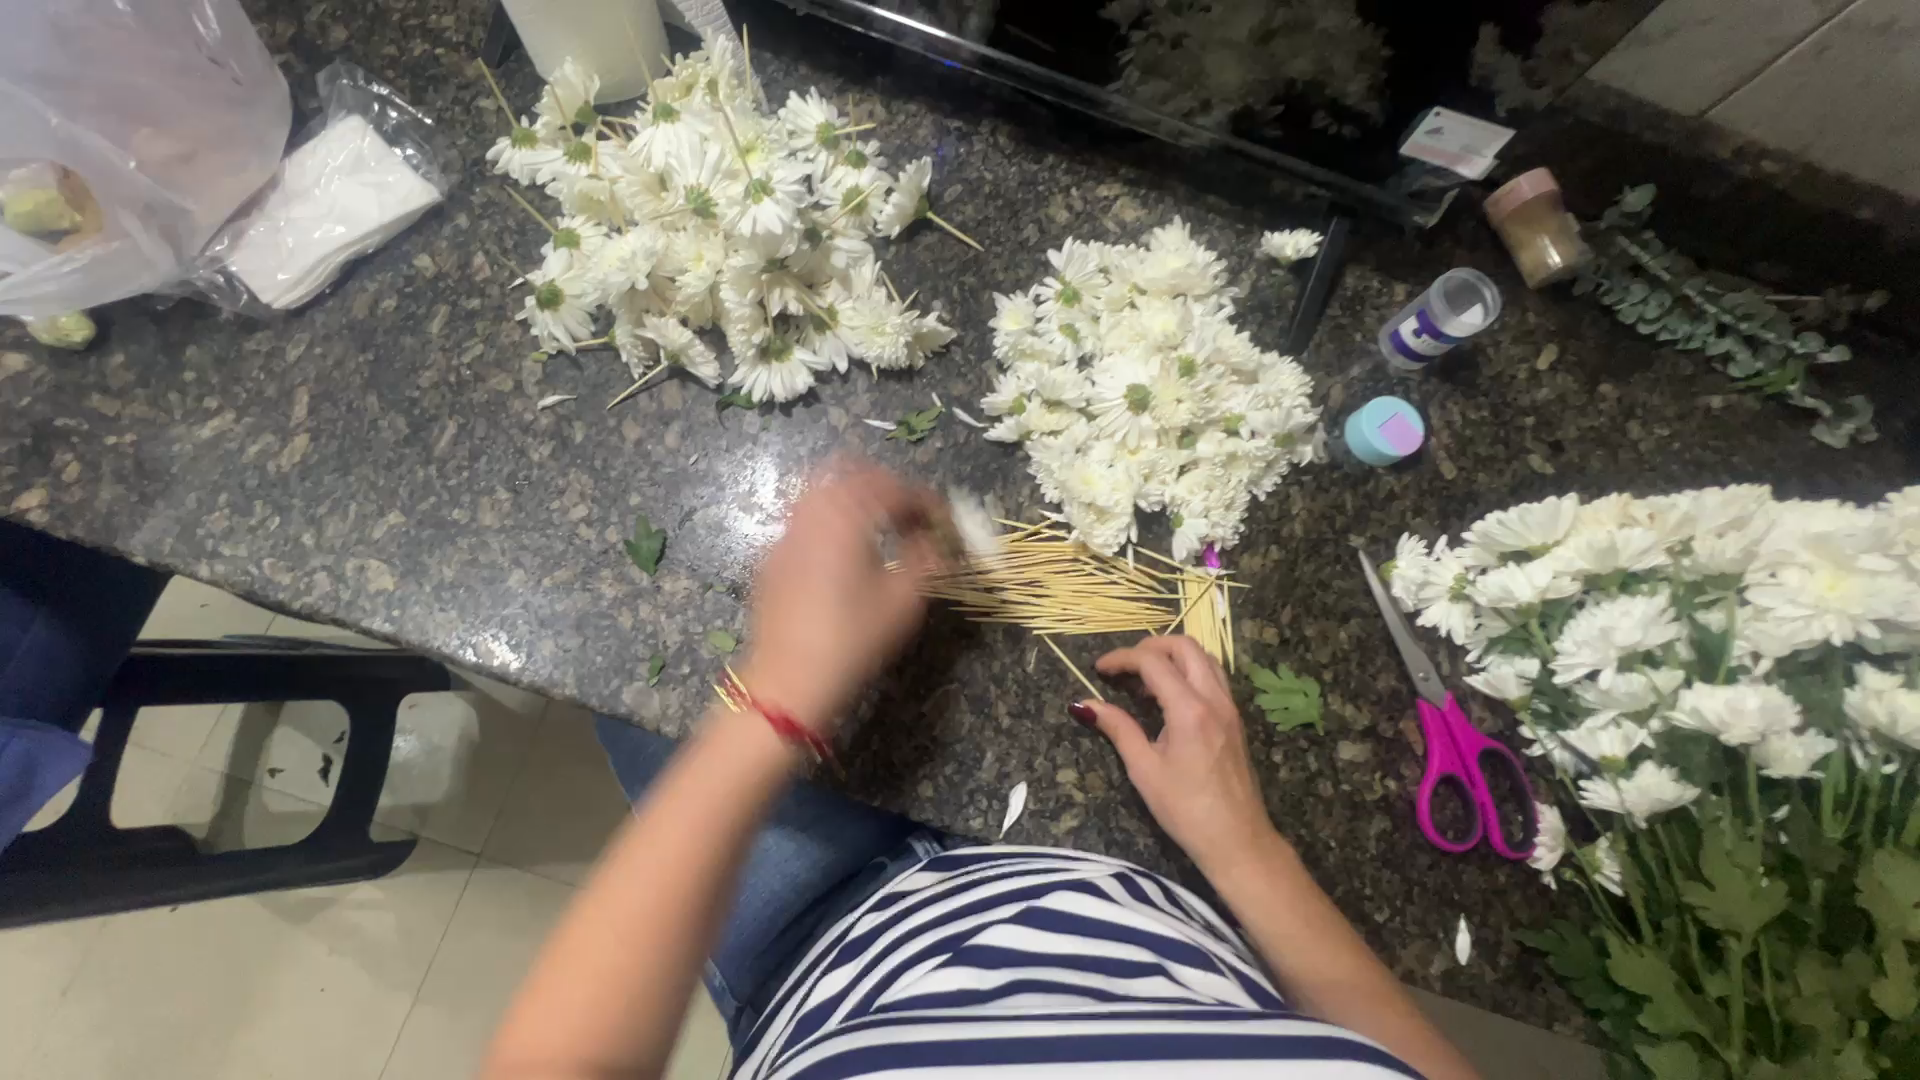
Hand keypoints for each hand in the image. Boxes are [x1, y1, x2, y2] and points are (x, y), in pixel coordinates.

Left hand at [737, 460, 944, 734]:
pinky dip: (830, 522)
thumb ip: (926, 558)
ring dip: (855, 499)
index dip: (925, 499)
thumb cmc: (853, 639)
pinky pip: (804, 520)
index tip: (943, 520)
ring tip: (879, 529)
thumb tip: (936, 540)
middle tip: (910, 514)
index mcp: (847, 517)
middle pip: (851, 474)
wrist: (788, 680)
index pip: (893, 488)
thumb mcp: (905, 601)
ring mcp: (785, 533)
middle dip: (886, 487)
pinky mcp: (771, 557)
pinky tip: (843, 555)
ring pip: (822, 492)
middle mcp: (812, 514)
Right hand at [1075, 635, 1279, 872]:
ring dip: (1172, 657)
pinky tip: (1168, 697)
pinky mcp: (1235, 719)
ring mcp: (1229, 707)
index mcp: (1190, 710)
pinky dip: (1188, 671)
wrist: (1238, 841)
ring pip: (1203, 657)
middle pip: (1184, 646)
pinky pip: (1212, 676)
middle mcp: (1214, 699)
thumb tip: (1084, 704)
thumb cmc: (1186, 810)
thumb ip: (1117, 728)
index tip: (1098, 669)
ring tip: (1144, 680)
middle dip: (1150, 647)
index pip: (1152, 662)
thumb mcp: (1144, 769)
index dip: (1121, 659)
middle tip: (1124, 667)